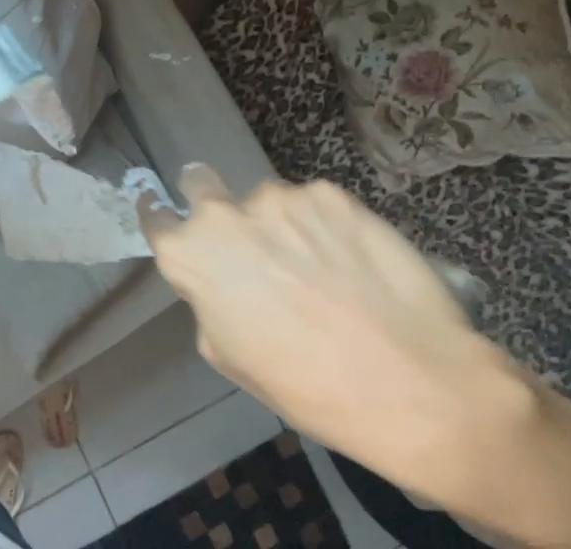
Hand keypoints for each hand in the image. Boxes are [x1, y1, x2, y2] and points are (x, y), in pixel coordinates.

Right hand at [139, 166, 530, 496]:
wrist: (416, 386)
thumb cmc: (307, 387)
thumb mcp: (227, 354)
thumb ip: (209, 298)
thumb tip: (223, 280)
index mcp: (189, 254)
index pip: (154, 215)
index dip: (161, 216)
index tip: (171, 220)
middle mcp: (223, 214)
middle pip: (200, 182)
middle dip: (215, 203)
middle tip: (251, 241)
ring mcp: (280, 199)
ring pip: (267, 201)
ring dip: (281, 223)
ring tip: (320, 265)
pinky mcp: (333, 196)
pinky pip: (317, 205)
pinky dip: (327, 226)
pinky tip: (354, 263)